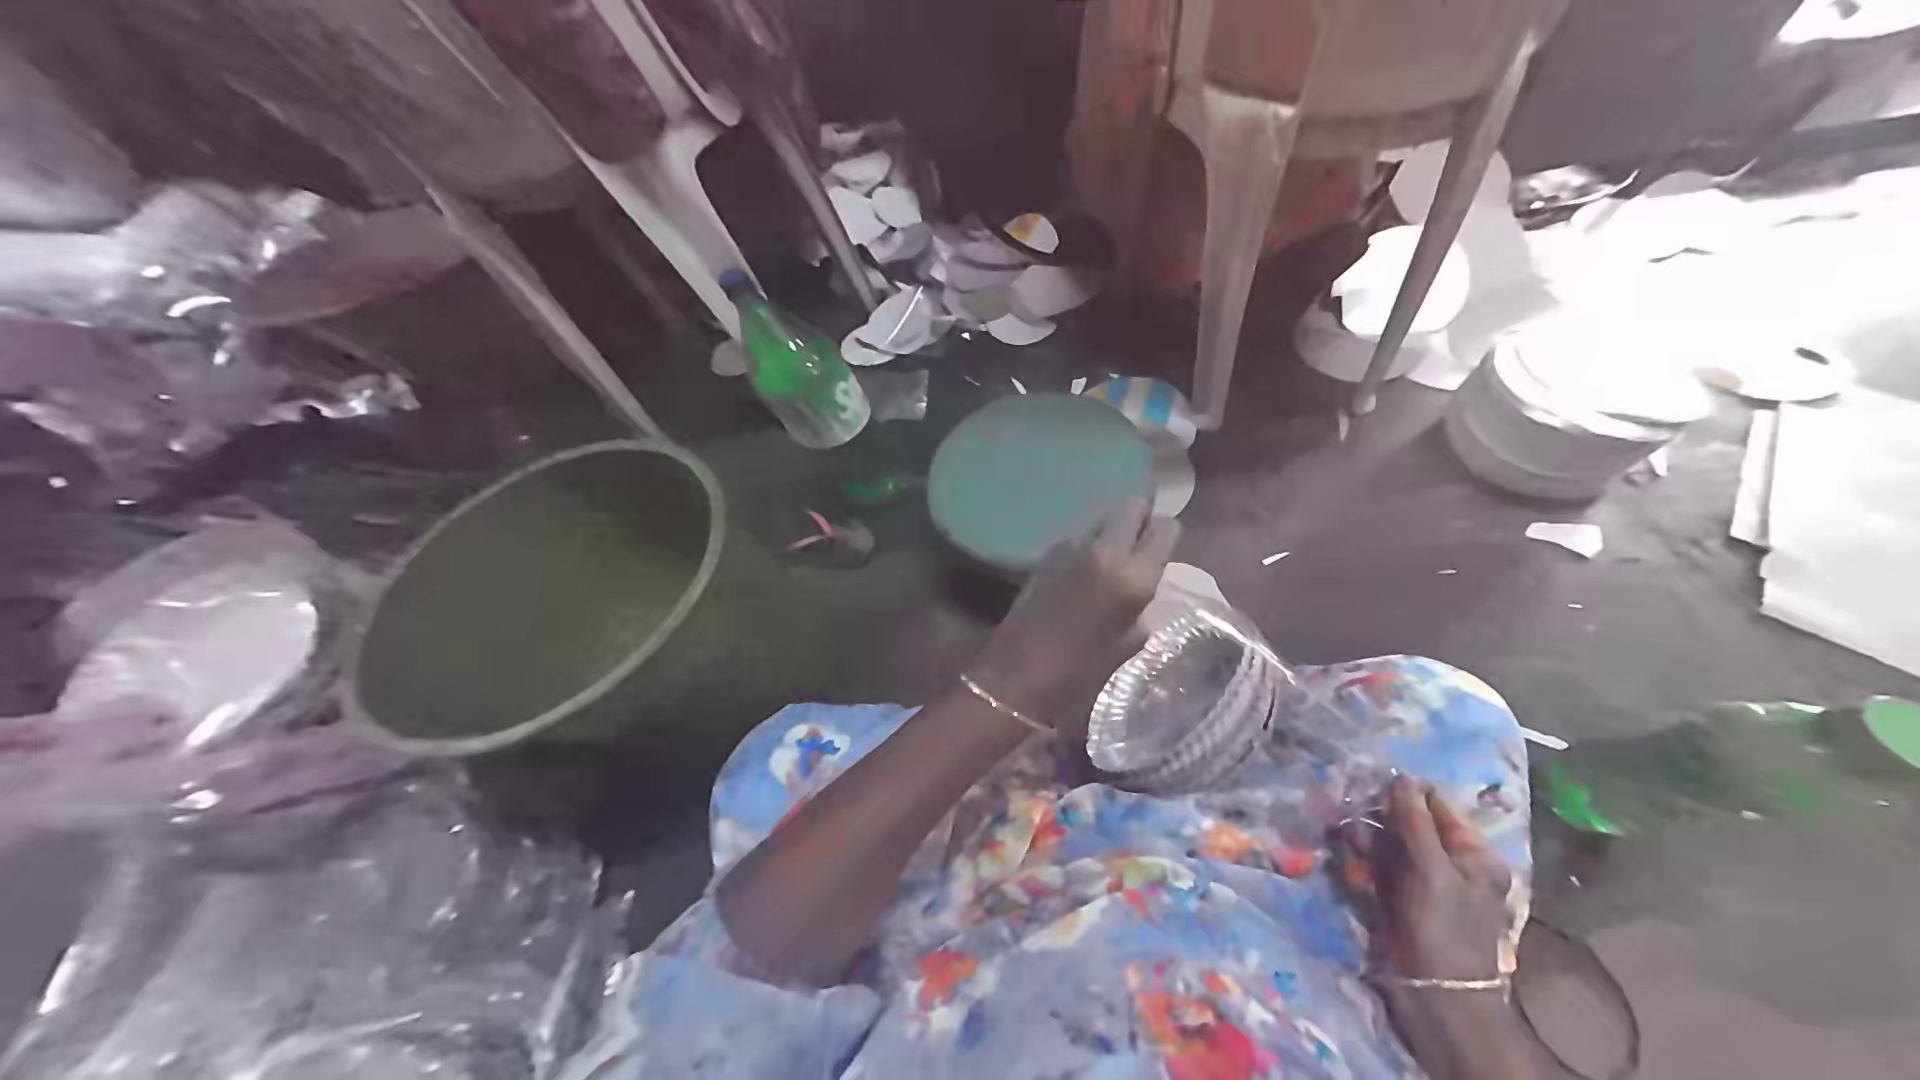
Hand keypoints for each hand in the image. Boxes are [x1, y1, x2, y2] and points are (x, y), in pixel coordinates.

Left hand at [968, 499, 1178, 740]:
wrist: (1013, 680)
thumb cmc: (1078, 676)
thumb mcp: (1128, 647)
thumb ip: (1144, 610)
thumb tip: (1144, 591)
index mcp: (1132, 578)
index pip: (1164, 529)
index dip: (1167, 536)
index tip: (1165, 550)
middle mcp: (1103, 552)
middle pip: (1131, 509)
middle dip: (1141, 520)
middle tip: (1143, 545)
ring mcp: (1068, 548)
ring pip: (1102, 520)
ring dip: (1112, 532)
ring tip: (1114, 561)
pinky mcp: (1043, 556)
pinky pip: (1078, 537)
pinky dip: (1088, 546)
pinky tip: (1085, 573)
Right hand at [1342, 776, 1512, 980]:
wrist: (1433, 993)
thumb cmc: (1442, 928)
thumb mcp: (1433, 870)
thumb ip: (1416, 822)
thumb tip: (1404, 777)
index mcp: (1473, 856)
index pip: (1437, 807)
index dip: (1405, 792)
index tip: (1369, 779)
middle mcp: (1449, 864)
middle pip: (1409, 823)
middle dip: (1378, 815)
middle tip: (1349, 804)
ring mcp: (1421, 881)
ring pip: (1387, 842)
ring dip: (1364, 835)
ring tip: (1343, 830)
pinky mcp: (1397, 897)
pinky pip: (1376, 865)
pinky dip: (1360, 857)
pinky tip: (1345, 852)